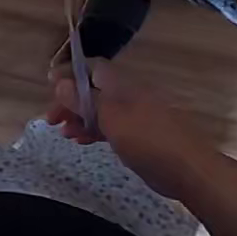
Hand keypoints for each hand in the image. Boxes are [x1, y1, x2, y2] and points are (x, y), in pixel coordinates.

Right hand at [46, 59, 217, 199]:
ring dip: (80, 118)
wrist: (186, 169)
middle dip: (71, 101)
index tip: (50, 84)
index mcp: (122, 85)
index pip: (92, 67)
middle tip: (51, 119)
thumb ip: (84, 100)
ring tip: (65, 133)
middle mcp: (128, 95)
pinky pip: (110, 127)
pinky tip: (83, 141)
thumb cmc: (146, 139)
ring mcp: (134, 116)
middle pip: (94, 90)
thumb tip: (60, 83)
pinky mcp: (138, 136)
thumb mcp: (110, 117)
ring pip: (100, 110)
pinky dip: (94, 131)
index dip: (70, 72)